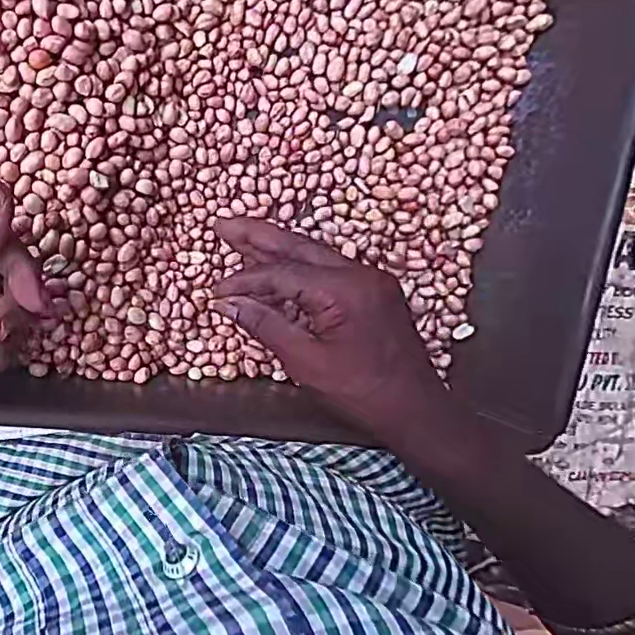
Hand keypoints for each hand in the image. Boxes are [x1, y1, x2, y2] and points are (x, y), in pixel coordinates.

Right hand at [210, 217, 489, 473]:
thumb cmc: (363, 393)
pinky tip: (275, 272)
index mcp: (344, 290)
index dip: (243, 281)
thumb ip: (265, 326)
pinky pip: (327, 270)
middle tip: (223, 224)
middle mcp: (361, 274)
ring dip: (275, 247)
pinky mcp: (373, 291)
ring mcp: (370, 280)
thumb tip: (229, 305)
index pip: (281, 273)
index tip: (217, 292)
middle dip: (256, 235)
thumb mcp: (305, 362)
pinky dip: (297, 269)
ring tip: (242, 238)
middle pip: (297, 245)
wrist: (417, 410)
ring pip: (313, 254)